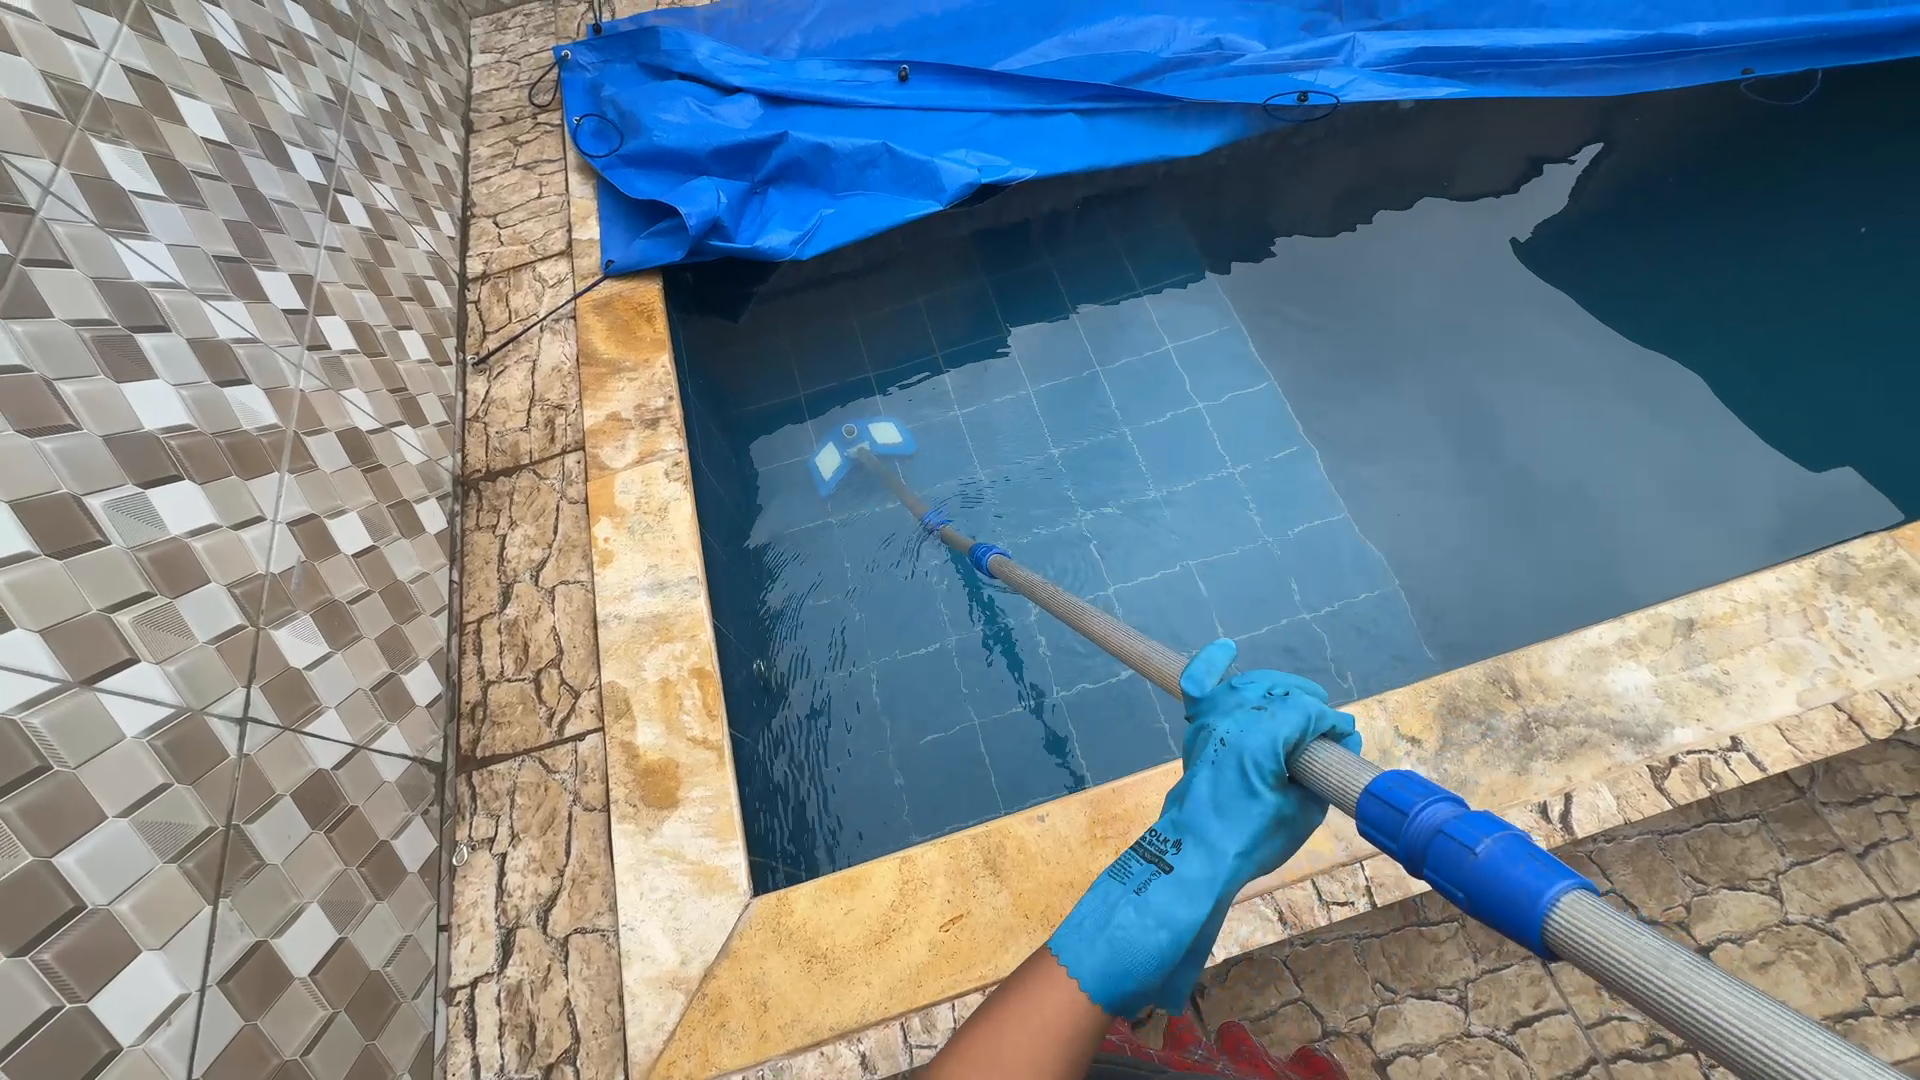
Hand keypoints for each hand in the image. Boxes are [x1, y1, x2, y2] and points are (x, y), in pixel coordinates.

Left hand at [1046, 638, 1360, 1016]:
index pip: (1305, 711)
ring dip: (1275, 687)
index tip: (1344, 736)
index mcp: (1259, 736)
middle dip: (1307, 702)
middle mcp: (1231, 718)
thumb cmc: (1252, 837)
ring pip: (1246, 685)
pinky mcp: (1197, 729)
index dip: (1329, 722)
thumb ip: (1322, 770)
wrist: (1198, 852)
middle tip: (1327, 724)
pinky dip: (1211, 663)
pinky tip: (1227, 650)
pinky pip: (1199, 684)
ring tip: (1299, 699)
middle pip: (1277, 692)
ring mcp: (1209, 720)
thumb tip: (1341, 741)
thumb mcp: (1302, 808)